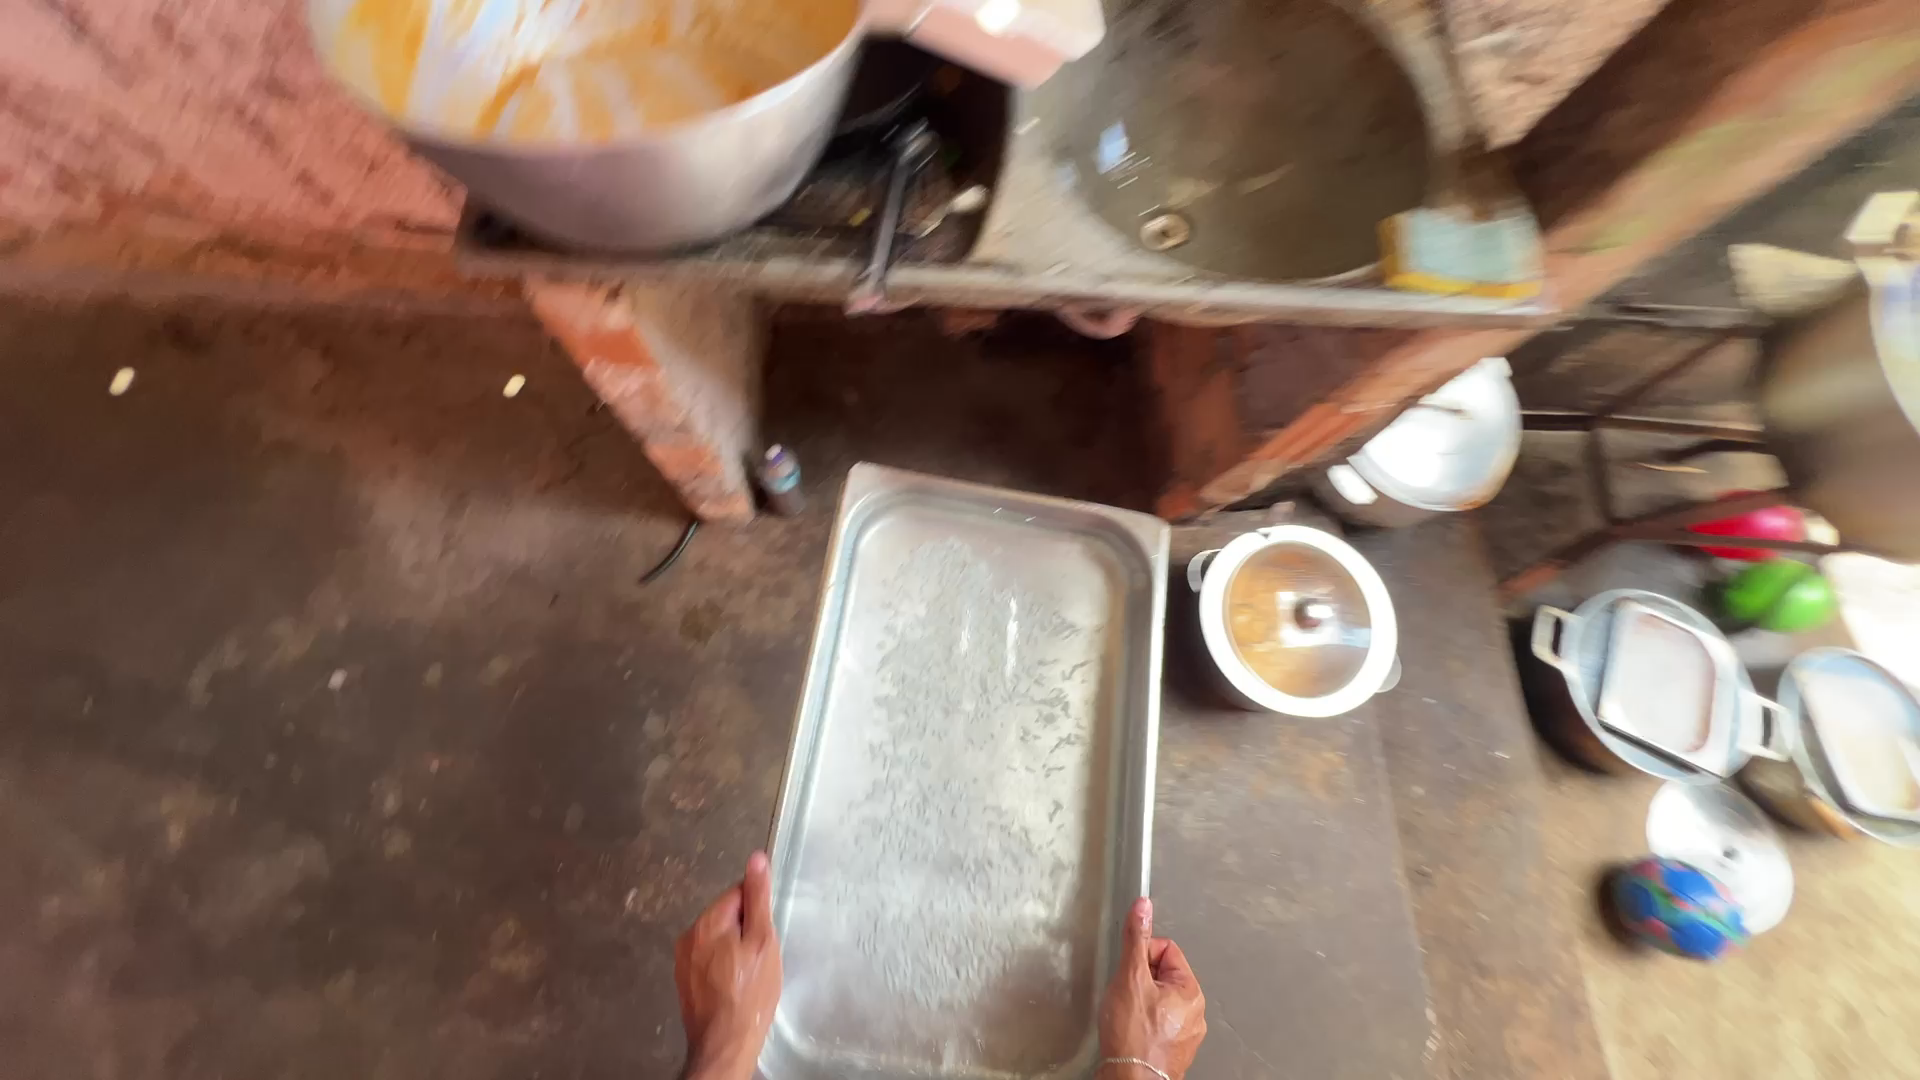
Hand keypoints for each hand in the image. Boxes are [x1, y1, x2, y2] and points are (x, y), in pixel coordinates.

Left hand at [675, 851, 782, 1079]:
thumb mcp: (762, 940)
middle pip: (726, 913)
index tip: (762, 935)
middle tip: (758, 956)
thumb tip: (756, 858)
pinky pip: (709, 957)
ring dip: (734, 946)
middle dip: (744, 928)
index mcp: (707, 921)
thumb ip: (758, 897)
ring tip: (748, 972)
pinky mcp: (684, 980)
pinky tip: (734, 984)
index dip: (756, 911)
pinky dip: (723, 963)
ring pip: (718, 936)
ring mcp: (683, 960)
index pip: (738, 893)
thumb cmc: (750, 992)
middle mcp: (688, 935)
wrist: (724, 1046)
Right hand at [1098, 897, 1205, 1079]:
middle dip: (1140, 979)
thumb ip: (1136, 938)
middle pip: (1162, 972)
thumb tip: (1143, 906)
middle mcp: (1195, 1012)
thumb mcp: (1130, 975)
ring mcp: (1186, 1034)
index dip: (1142, 956)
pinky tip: (1133, 1030)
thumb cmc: (1133, 1034)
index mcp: (1191, 991)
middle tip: (1128, 996)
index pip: (1165, 949)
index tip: (1131, 974)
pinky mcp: (1175, 1050)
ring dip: (1141, 999)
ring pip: (1158, 997)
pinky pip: (1158, 1020)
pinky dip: (1144, 1020)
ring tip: (1129, 1015)